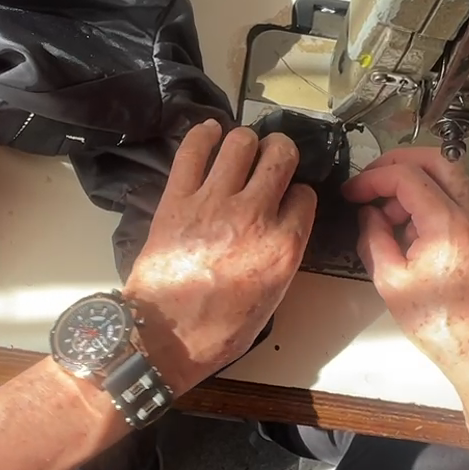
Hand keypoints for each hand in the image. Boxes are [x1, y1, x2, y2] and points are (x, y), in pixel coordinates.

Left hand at [124, 120, 314, 393]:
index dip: (298, 195)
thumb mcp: (272, 298)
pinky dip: (204, 134)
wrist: (163, 337)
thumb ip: (283, 254)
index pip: (305, 195)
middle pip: (280, 155)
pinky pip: (193, 149)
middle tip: (271, 160)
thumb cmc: (219, 330)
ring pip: (240, 142)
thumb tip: (282, 225)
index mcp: (283, 246)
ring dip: (245, 142)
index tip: (288, 200)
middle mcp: (254, 215)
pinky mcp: (176, 198)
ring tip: (240, 152)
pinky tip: (210, 132)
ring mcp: (213, 202)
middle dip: (280, 152)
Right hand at [342, 148, 468, 378]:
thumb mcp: (390, 281)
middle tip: (371, 182)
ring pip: (450, 177)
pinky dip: (429, 201)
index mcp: (448, 224)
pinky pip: (456, 200)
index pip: (406, 176)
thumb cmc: (436, 323)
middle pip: (437, 160)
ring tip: (388, 216)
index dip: (372, 178)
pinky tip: (409, 230)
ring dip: (414, 183)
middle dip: (397, 163)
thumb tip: (368, 213)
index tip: (351, 192)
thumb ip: (374, 238)